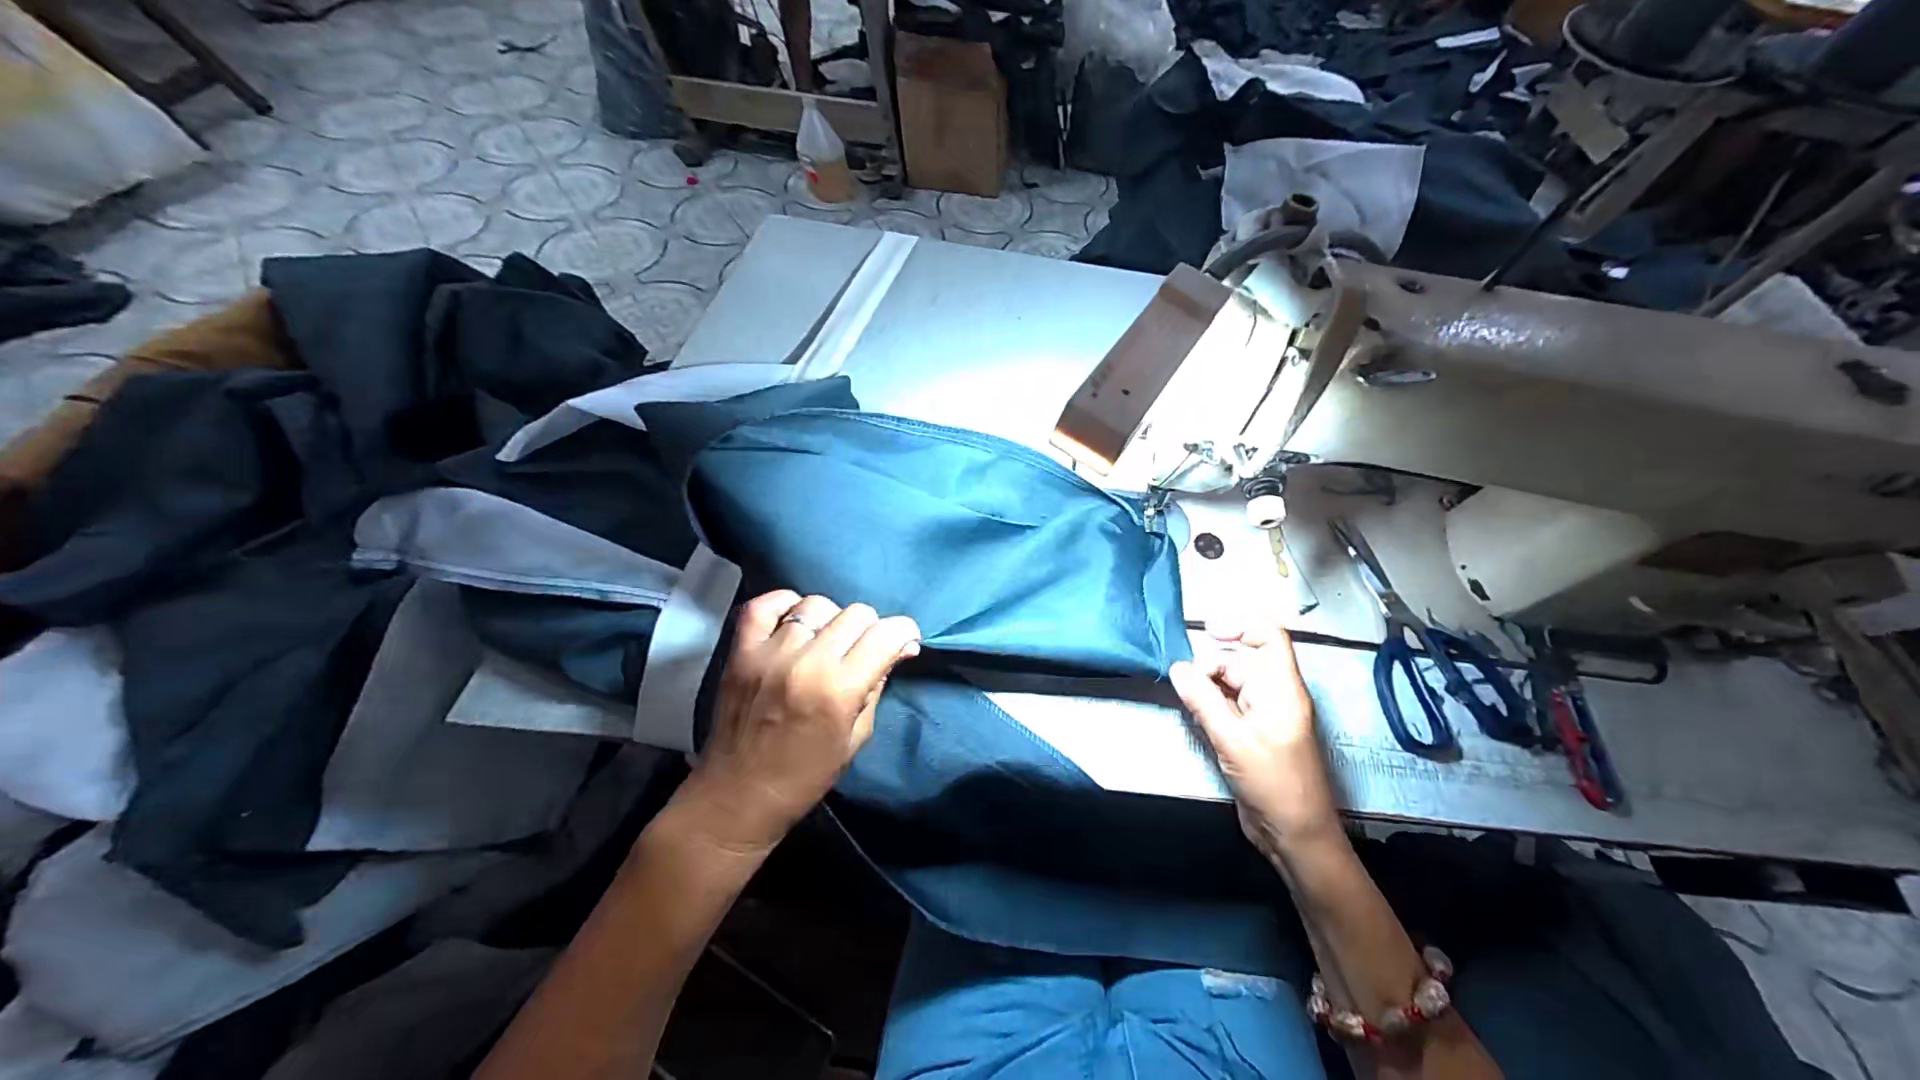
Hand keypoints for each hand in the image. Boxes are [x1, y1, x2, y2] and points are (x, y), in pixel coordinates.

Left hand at [683, 590, 921, 855]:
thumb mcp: (856, 737)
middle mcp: (806, 663)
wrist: (738, 797)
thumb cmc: (805, 776)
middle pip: (855, 614)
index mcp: (839, 691)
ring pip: (816, 605)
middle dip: (870, 629)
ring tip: (826, 640)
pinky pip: (763, 605)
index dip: (903, 633)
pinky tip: (794, 621)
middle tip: (864, 649)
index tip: (903, 641)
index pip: (885, 634)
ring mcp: (769, 654)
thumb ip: (877, 685)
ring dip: (831, 620)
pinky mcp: (739, 652)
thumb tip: (901, 648)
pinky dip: (784, 604)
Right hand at [1170, 621, 1341, 862]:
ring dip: (1207, 689)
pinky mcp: (1252, 734)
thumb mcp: (1233, 740)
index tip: (1207, 631)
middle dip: (1210, 667)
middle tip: (1187, 687)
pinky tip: (1197, 718)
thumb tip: (1178, 668)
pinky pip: (1228, 706)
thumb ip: (1203, 700)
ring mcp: (1264, 716)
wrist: (1295, 835)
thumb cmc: (1274, 785)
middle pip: (1240, 662)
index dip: (1241, 626)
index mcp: (1281, 690)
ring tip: (1190, 705)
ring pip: (1230, 685)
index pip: (1269, 638)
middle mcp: (1275, 696)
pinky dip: (1210, 706)